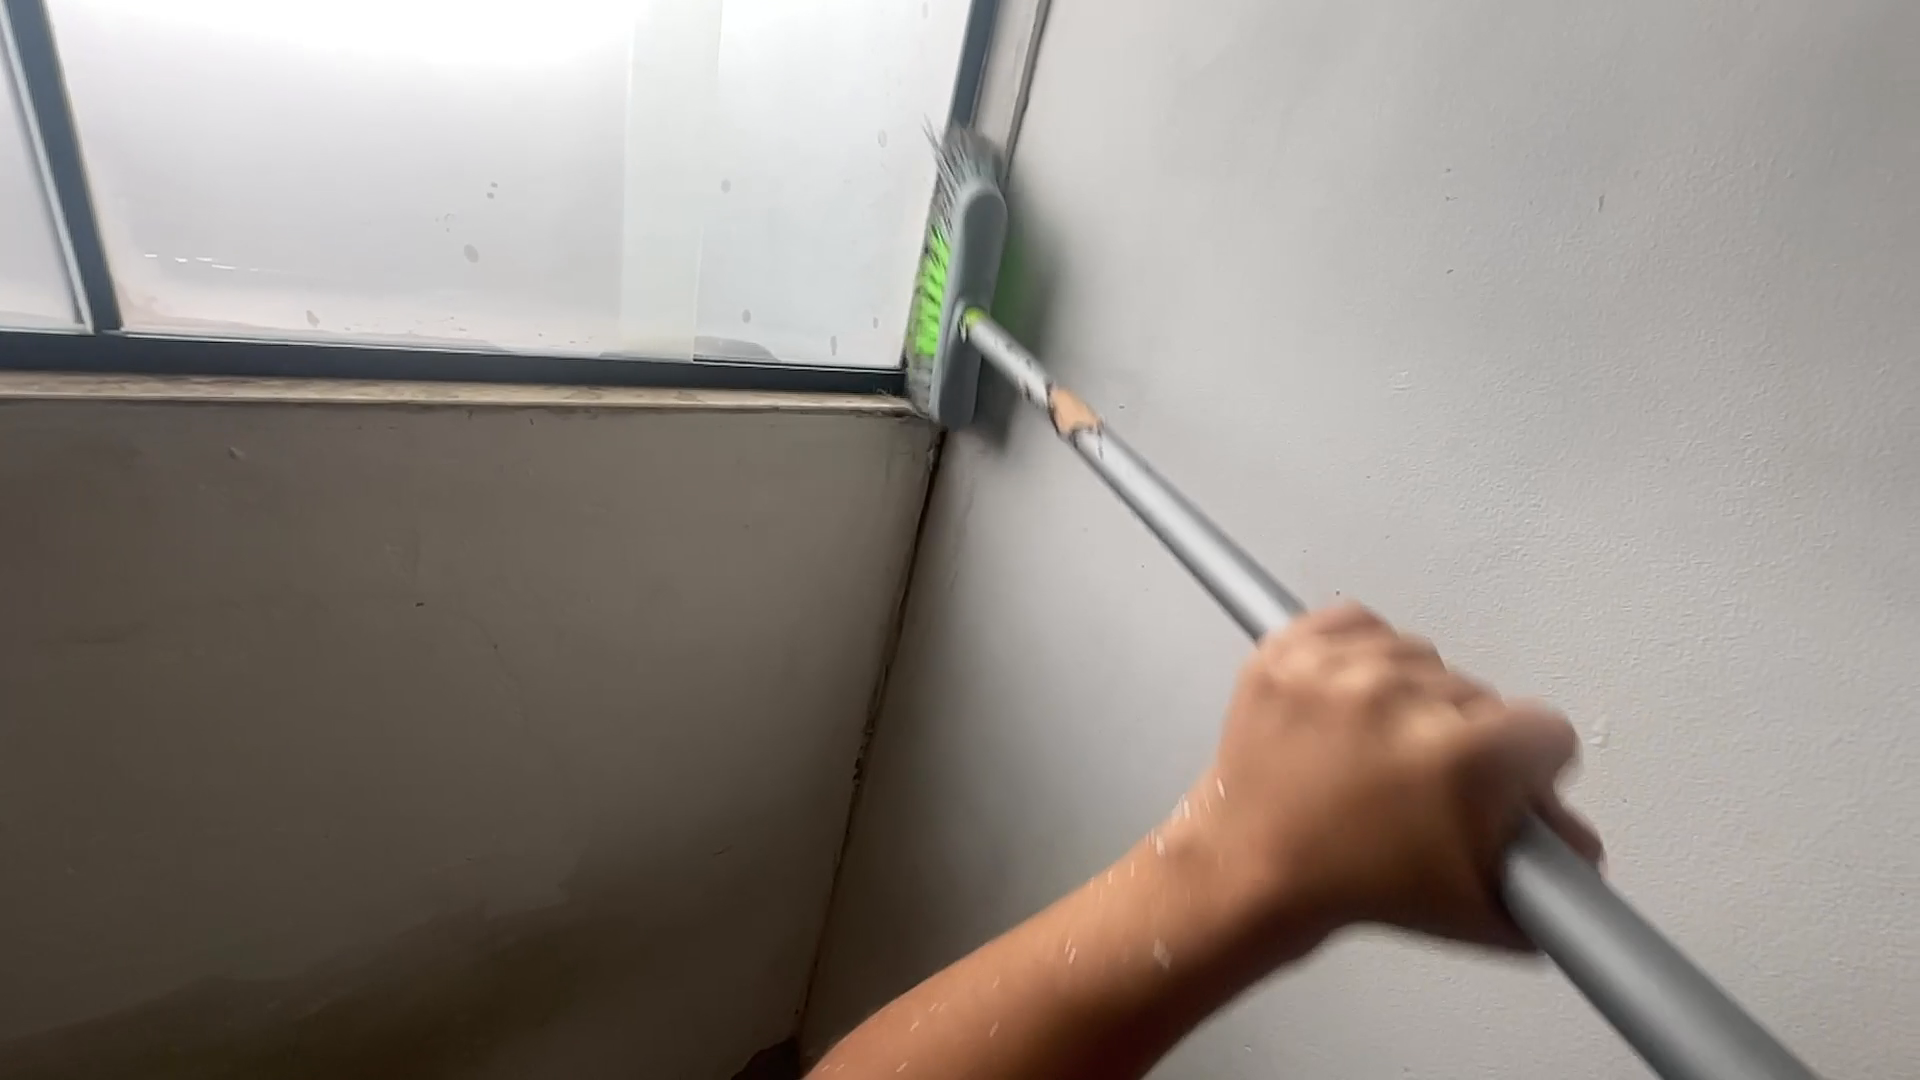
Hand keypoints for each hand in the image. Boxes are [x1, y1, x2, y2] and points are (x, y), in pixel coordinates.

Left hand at [1182, 603, 1602, 953]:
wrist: (1253, 863)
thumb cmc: (1359, 885)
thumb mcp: (1487, 904)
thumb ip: (1559, 867)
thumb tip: (1577, 832)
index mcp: (1462, 756)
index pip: (1545, 727)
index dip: (1527, 763)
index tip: (1496, 778)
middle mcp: (1398, 697)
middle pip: (1474, 692)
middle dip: (1460, 733)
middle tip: (1419, 771)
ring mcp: (1331, 668)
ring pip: (1414, 654)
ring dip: (1407, 690)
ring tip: (1376, 737)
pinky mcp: (1284, 652)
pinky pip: (1351, 620)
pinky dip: (1358, 646)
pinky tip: (1351, 688)